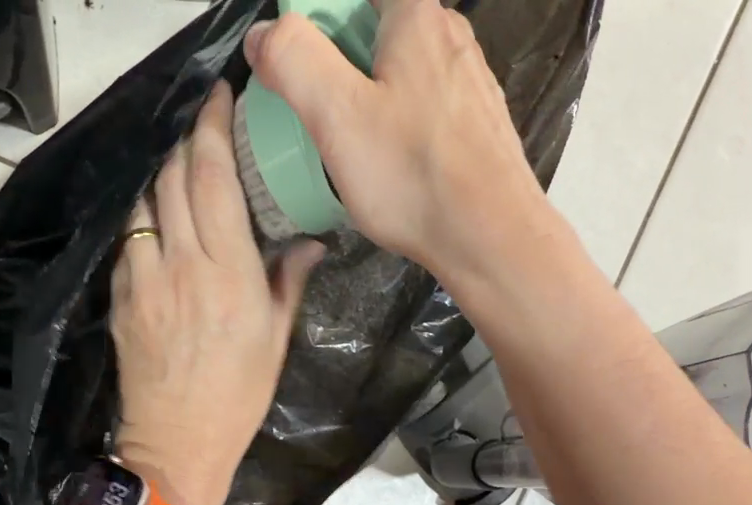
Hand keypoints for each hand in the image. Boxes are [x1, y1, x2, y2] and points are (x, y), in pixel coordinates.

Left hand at [110, 81, 325, 504]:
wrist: (176, 446)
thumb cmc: (237, 399)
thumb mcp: (275, 340)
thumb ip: (287, 281)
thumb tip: (307, 243)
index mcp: (229, 272)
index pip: (212, 177)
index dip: (211, 128)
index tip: (217, 100)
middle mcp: (181, 266)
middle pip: (171, 179)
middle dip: (184, 146)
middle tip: (201, 137)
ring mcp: (143, 282)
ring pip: (143, 206)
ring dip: (159, 181)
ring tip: (178, 179)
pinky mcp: (120, 301)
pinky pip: (127, 244)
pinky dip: (142, 223)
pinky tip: (157, 229)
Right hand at [244, 0, 548, 279]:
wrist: (490, 236)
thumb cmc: (412, 175)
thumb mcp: (337, 115)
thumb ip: (294, 62)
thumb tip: (262, 33)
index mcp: (416, 15)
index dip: (314, 25)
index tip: (298, 73)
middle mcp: (449, 33)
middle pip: (373, 27)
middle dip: (335, 63)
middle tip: (315, 115)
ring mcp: (468, 77)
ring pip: (397, 69)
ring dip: (363, 97)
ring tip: (347, 147)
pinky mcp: (475, 120)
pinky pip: (420, 104)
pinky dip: (393, 123)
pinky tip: (386, 164)